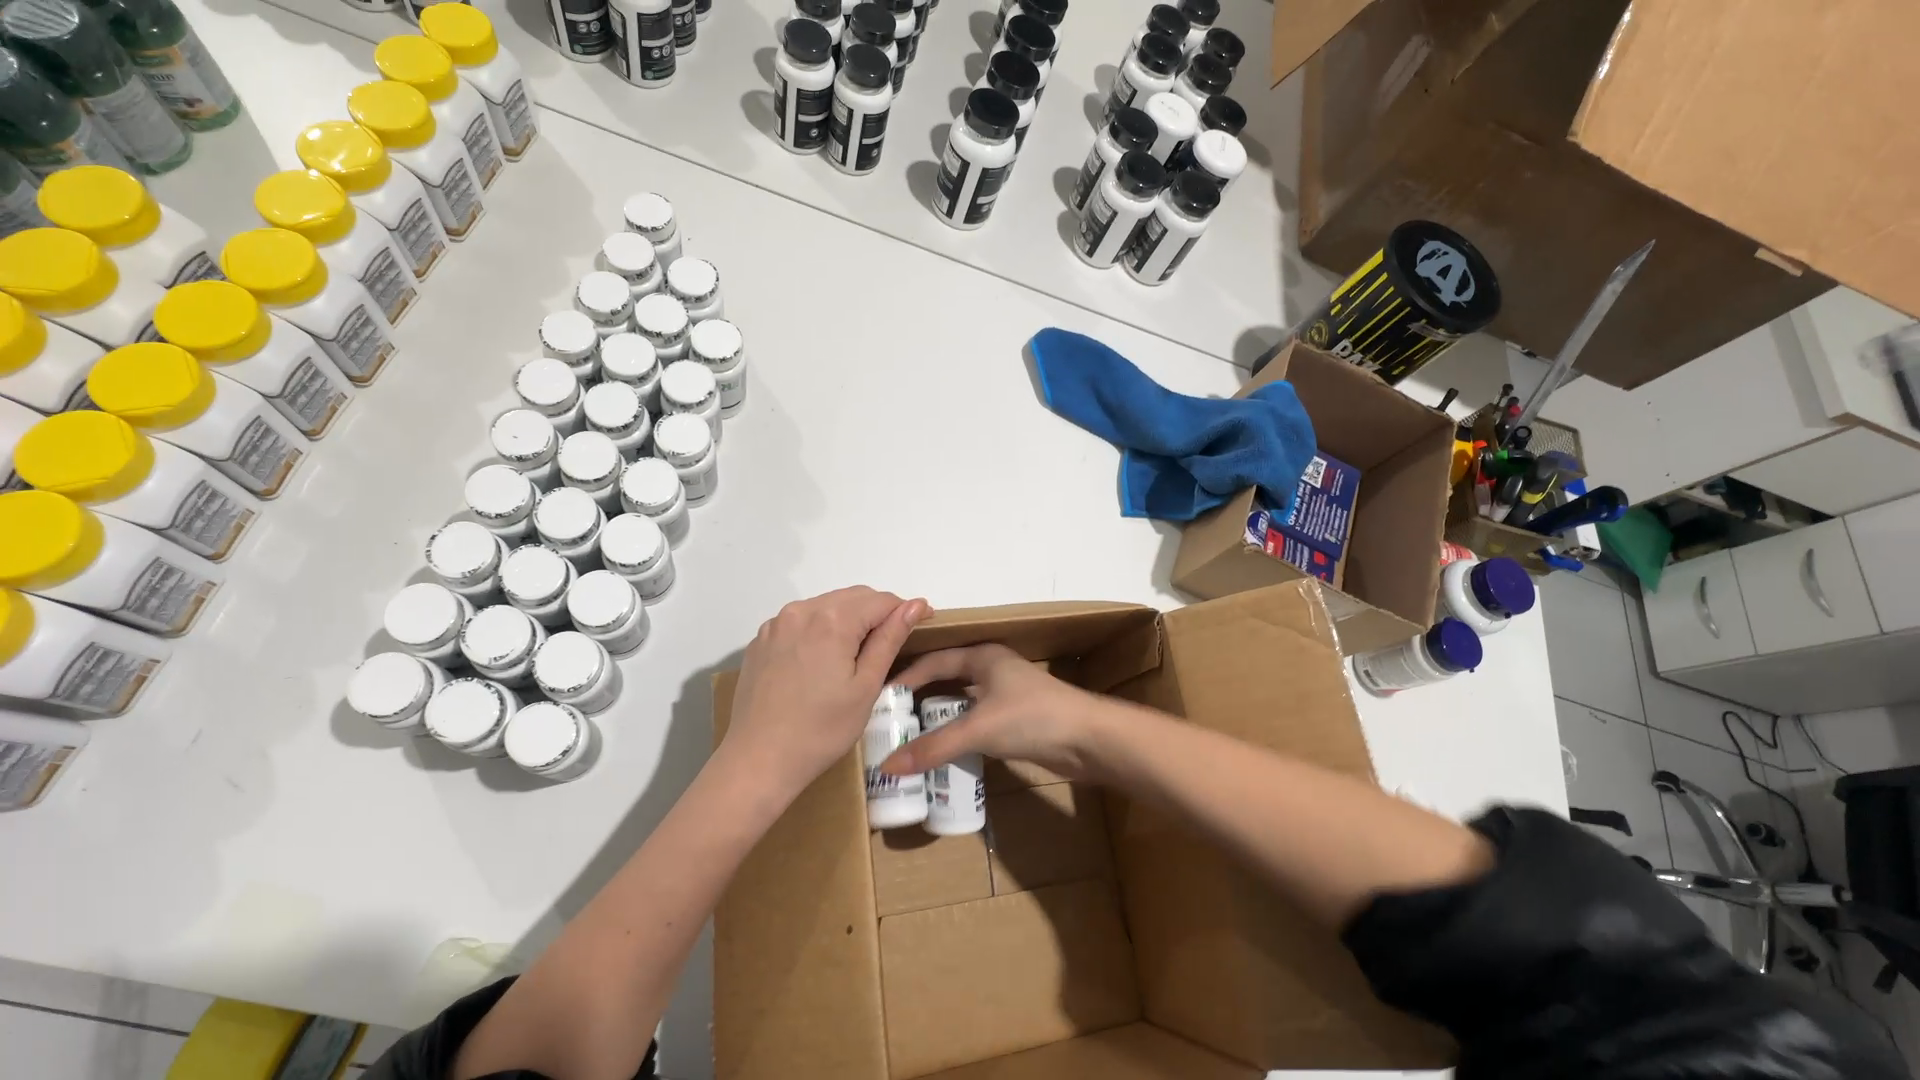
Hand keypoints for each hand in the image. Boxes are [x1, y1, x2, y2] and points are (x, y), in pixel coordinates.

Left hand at [723, 587, 929, 796]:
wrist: (758, 760)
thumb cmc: (822, 730)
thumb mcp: (866, 686)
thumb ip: (889, 639)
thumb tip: (914, 605)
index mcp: (832, 620)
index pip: (880, 600)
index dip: (905, 610)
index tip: (922, 626)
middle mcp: (801, 611)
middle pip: (851, 598)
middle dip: (876, 613)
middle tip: (892, 644)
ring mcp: (775, 625)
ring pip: (824, 607)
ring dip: (846, 620)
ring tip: (857, 656)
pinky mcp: (760, 642)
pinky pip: (799, 623)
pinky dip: (818, 631)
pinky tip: (821, 664)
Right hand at [879, 644, 1108, 779]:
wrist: (1089, 740)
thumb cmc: (1033, 718)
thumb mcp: (978, 729)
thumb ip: (933, 747)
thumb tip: (888, 765)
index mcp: (983, 656)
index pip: (933, 661)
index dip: (906, 678)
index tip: (880, 698)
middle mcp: (992, 670)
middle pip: (946, 681)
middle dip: (919, 700)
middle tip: (890, 721)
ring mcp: (1006, 696)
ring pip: (962, 704)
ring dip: (939, 719)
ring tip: (908, 738)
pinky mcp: (1016, 721)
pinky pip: (975, 724)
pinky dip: (957, 734)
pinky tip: (943, 752)